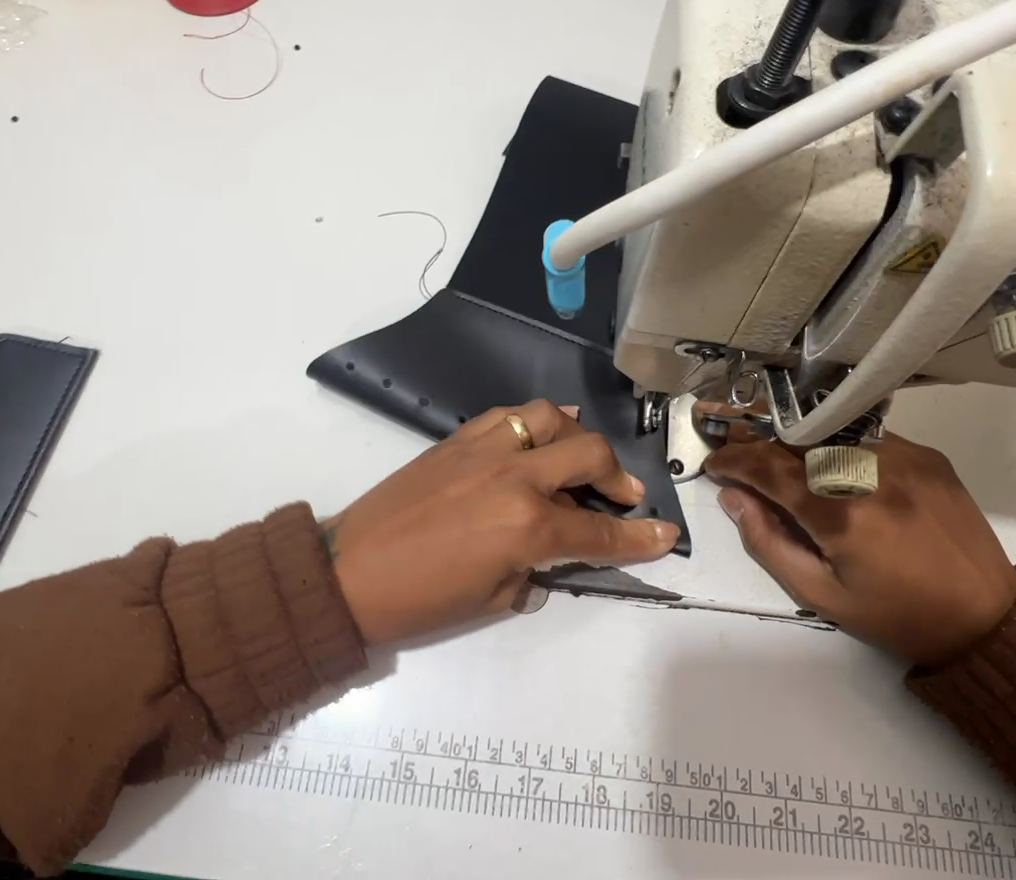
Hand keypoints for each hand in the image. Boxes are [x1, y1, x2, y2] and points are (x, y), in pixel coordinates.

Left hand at [328, 399, 680, 645]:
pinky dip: (534, 422)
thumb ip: (534, 570)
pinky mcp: (458, 439)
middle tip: (622, 497)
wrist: (349, 572)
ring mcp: (485, 450)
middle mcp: (514, 477)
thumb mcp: (492, 599)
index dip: (639, 538)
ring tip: (579, 457)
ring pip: (549, 418)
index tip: (666, 534)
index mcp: (526, 526)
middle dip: (617, 478)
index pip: (599, 530)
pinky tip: (539, 436)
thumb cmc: (421, 601)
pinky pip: (508, 416)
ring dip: (576, 437)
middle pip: (588, 456)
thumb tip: (549, 555)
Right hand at [706, 434, 1015, 666]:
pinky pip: (865, 436)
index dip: (733, 461)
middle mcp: (868, 472)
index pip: (767, 468)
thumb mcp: (821, 596)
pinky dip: (837, 443)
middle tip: (733, 442)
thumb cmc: (896, 616)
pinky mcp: (926, 455)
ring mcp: (902, 457)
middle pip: (794, 437)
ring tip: (774, 449)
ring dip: (794, 437)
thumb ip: (770, 543)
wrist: (987, 619)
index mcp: (839, 513)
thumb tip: (734, 498)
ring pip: (829, 430)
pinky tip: (830, 461)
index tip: (714, 465)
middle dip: (755, 436)